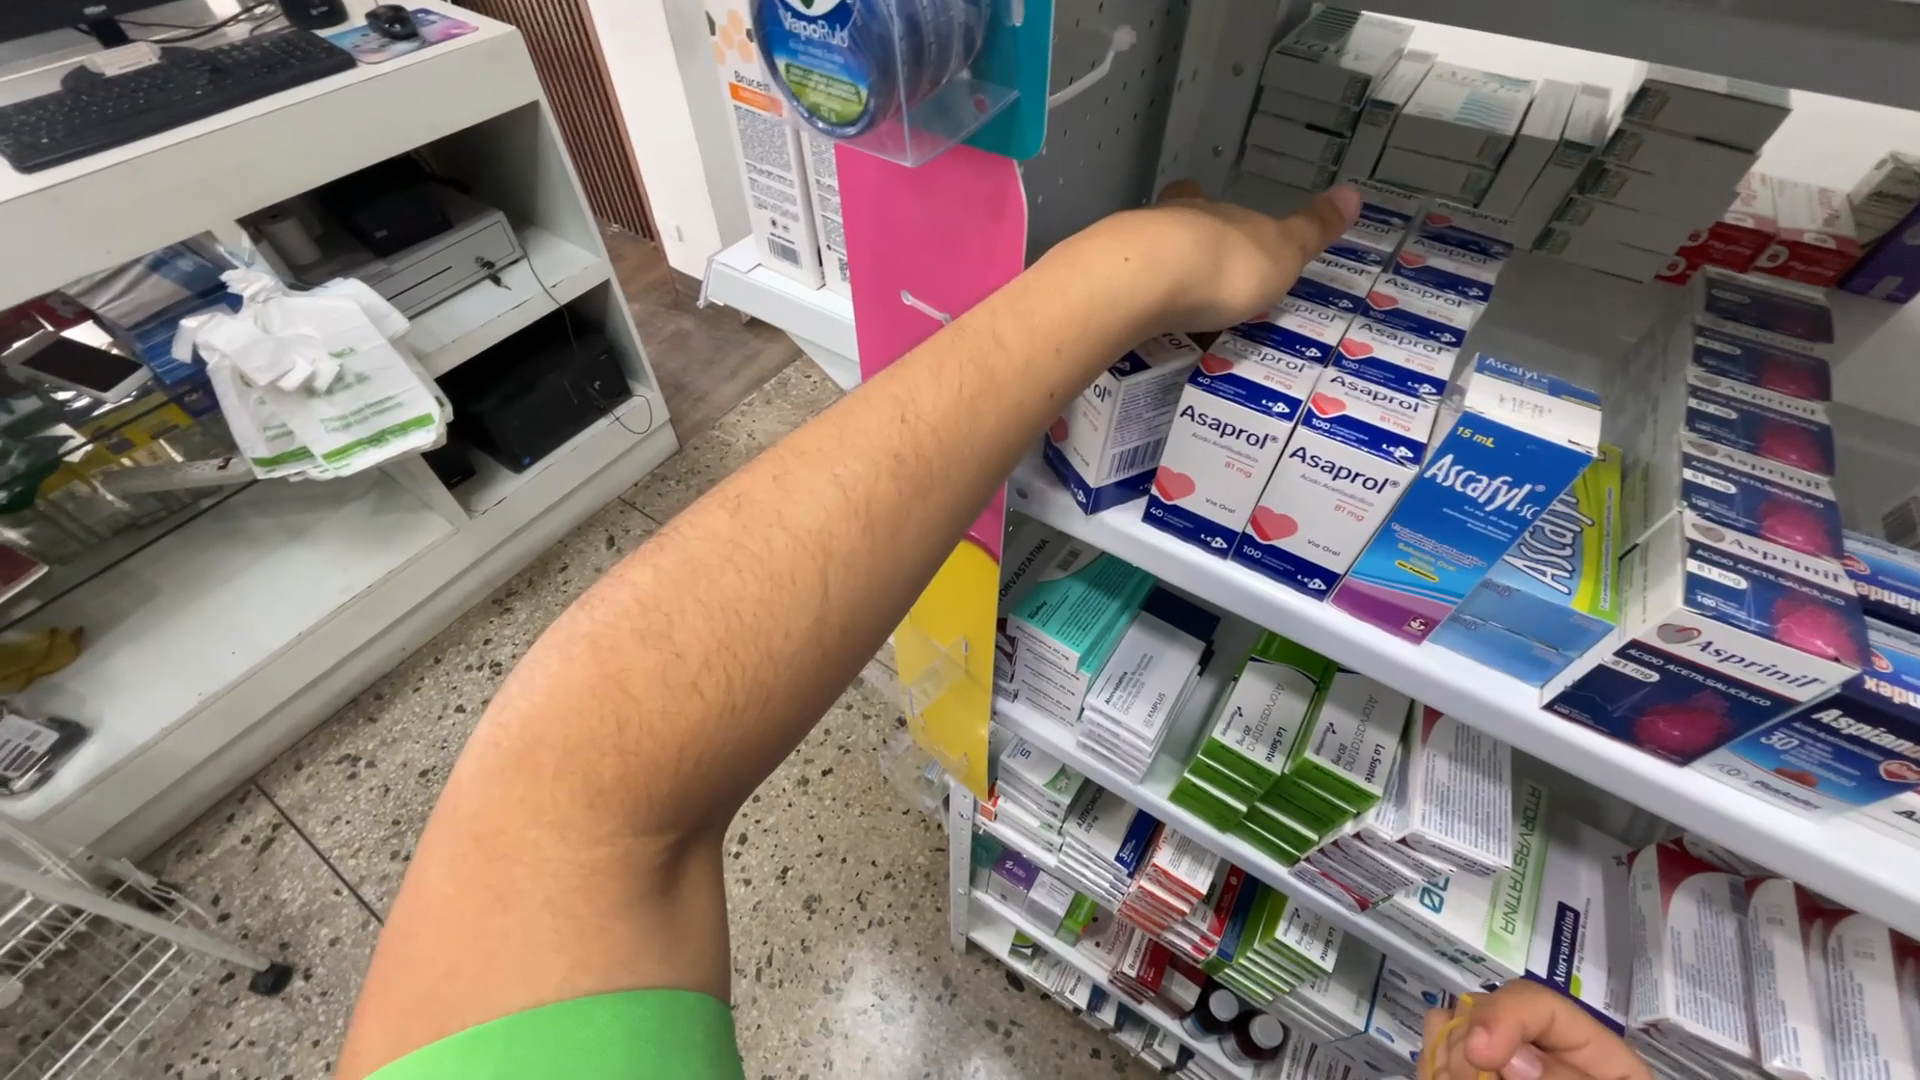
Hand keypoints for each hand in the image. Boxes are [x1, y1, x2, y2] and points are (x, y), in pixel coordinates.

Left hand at [1047, 179, 1360, 335]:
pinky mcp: (1097, 286)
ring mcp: (1123, 253)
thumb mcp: (1284, 251)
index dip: (1200, 201)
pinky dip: (1119, 307)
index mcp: (1208, 213)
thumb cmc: (1226, 267)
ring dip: (1142, 277)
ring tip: (1151, 310)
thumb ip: (1312, 229)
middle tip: (1177, 274)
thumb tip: (1354, 192)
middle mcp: (1162, 224)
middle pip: (1161, 227)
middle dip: (1169, 246)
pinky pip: (1111, 294)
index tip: (1198, 204)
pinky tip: (1123, 326)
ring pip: (1133, 259)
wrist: (1149, 281)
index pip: (1200, 197)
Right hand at [1420, 981, 1652, 1079]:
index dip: (1502, 1017)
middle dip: (1465, 1046)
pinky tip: (1443, 1079)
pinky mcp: (1473, 1071)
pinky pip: (1437, 1052)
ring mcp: (1505, 1062)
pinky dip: (1434, 1066)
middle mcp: (1544, 1048)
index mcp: (1595, 1055)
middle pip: (1484, 1013)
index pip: (1537, 1002)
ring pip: (1451, 1028)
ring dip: (1444, 1056)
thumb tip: (1511, 1057)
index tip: (1479, 1054)